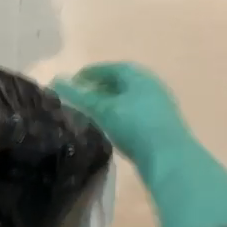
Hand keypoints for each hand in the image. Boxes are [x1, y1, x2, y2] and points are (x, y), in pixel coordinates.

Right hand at [51, 62, 226, 226]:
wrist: (170, 158)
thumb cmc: (134, 126)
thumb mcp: (102, 109)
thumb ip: (78, 95)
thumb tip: (55, 80)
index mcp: (136, 75)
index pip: (107, 68)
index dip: (86, 74)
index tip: (69, 84)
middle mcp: (150, 85)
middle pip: (118, 82)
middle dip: (97, 89)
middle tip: (78, 99)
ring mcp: (158, 105)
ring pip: (127, 99)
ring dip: (108, 103)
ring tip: (90, 114)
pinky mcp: (161, 124)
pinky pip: (134, 113)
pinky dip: (118, 115)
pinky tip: (109, 127)